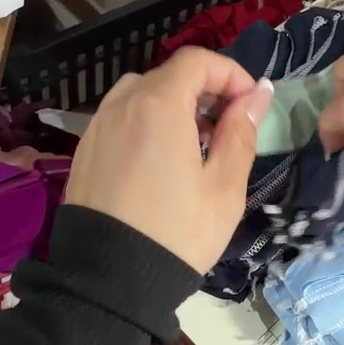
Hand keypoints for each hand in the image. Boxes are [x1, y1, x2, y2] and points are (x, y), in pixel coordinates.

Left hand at [64, 47, 274, 273]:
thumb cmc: (177, 232)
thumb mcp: (224, 186)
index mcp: (158, 105)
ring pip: (142, 96)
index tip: (251, 105)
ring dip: (175, 107)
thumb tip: (258, 95)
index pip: (197, 61)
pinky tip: (162, 164)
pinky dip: (147, 125)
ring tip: (197, 147)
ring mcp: (97, 128)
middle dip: (206, 91)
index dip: (231, 74)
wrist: (109, 282)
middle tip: (229, 128)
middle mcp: (121, 105)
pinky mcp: (85, 153)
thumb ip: (242, 132)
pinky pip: (121, 120)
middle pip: (169, 75)